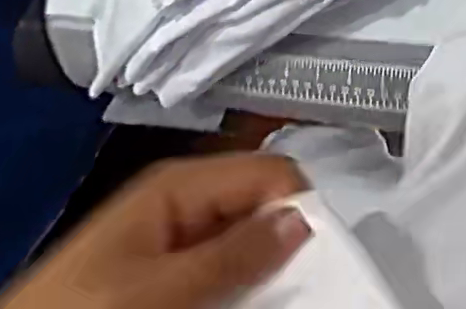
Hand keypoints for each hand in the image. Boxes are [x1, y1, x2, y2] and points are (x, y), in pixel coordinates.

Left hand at [0, 153, 310, 308]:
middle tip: (287, 281)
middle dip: (278, 236)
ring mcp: (171, 230)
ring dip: (258, 263)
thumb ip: (230, 254)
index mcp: (181, 180)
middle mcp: (183, 195)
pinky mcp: (161, 266)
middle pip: (259, 200)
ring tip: (258, 294)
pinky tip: (232, 299)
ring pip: (243, 233)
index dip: (297, 205)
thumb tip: (303, 218)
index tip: (311, 253)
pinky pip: (219, 259)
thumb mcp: (154, 290)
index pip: (271, 170)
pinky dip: (234, 280)